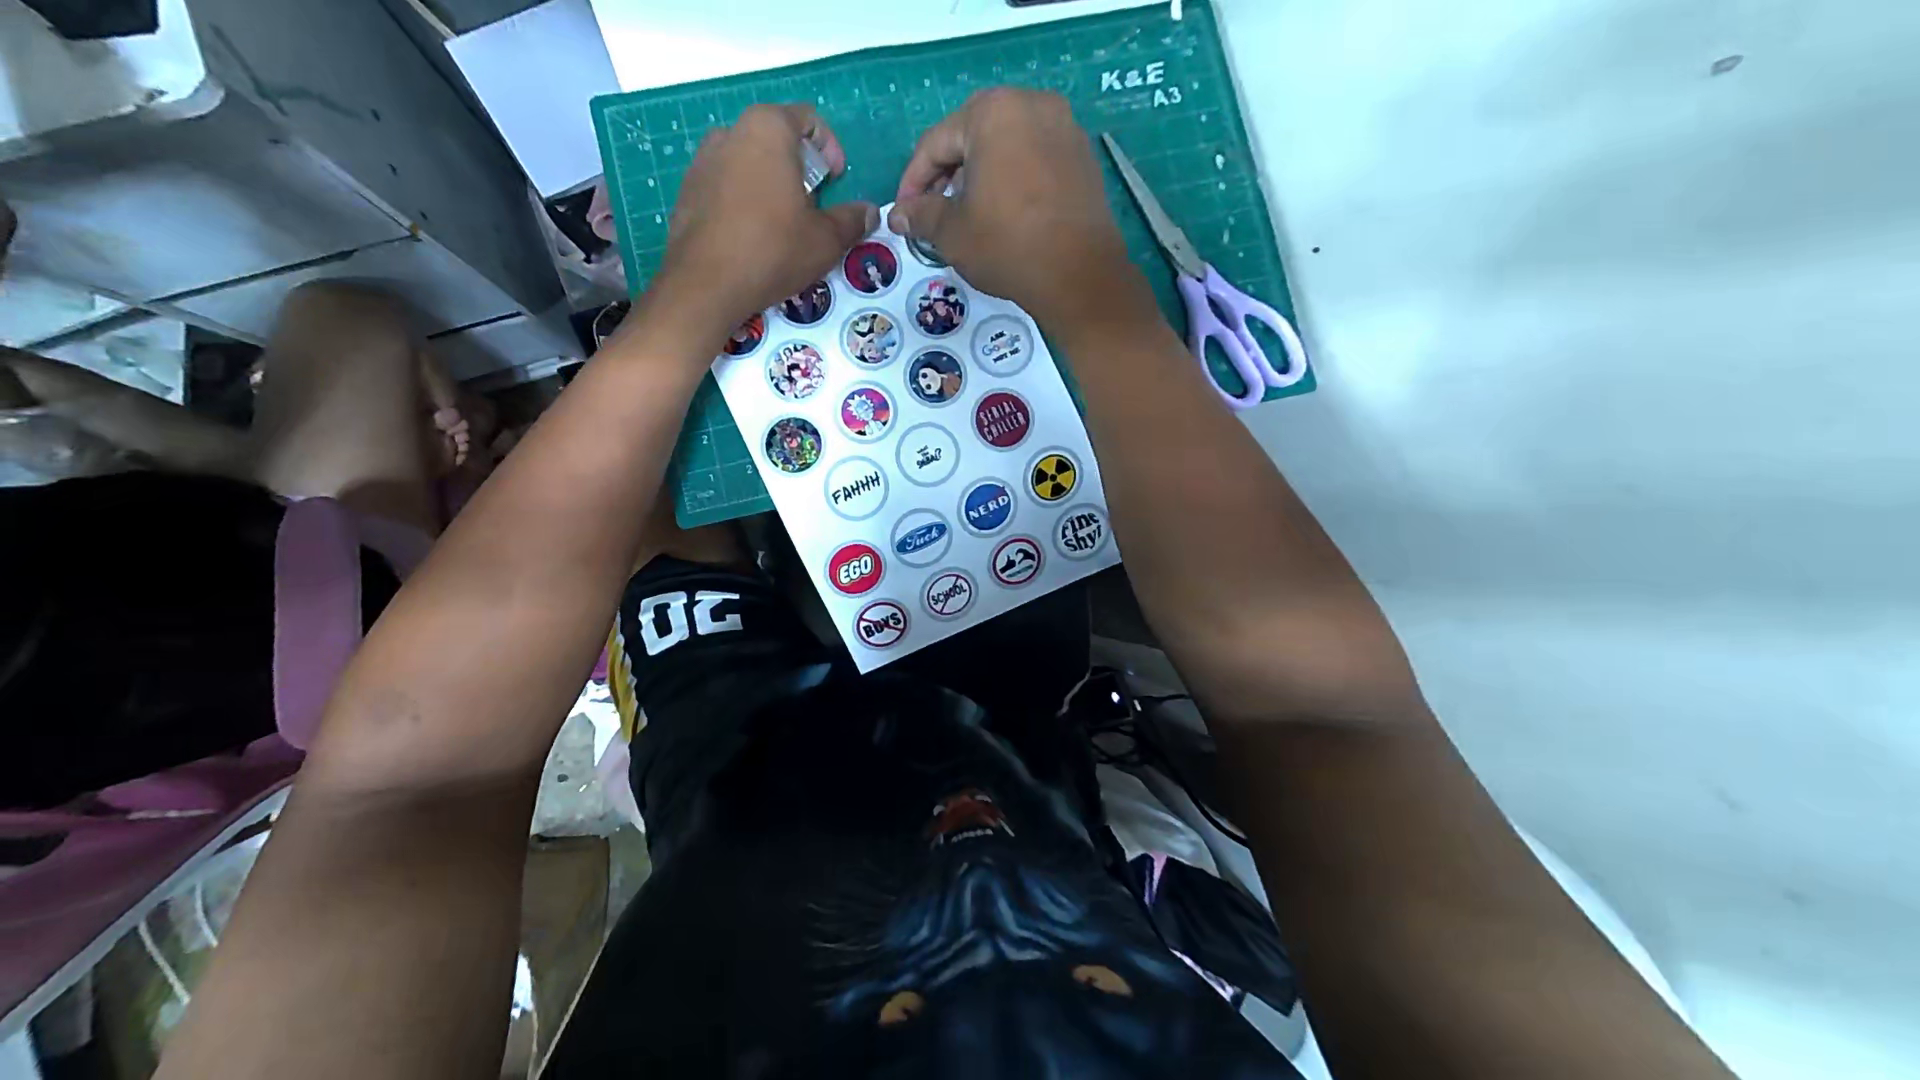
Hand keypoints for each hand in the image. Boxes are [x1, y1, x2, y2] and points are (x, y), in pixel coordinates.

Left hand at [650, 105, 877, 338]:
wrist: (705, 285)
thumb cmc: (773, 250)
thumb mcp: (827, 240)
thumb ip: (852, 220)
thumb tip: (869, 212)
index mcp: (767, 129)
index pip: (807, 119)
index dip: (830, 149)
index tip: (835, 182)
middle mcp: (730, 133)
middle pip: (776, 140)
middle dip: (800, 169)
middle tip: (814, 207)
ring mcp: (703, 161)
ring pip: (749, 164)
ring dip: (771, 186)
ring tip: (784, 225)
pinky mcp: (688, 191)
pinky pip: (726, 187)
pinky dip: (745, 203)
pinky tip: (754, 238)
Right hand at [891, 88, 1151, 327]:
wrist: (1079, 276)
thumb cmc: (1008, 246)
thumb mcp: (952, 233)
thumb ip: (920, 215)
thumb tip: (899, 215)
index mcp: (994, 112)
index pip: (937, 142)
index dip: (913, 180)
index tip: (904, 211)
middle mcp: (1033, 105)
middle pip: (973, 136)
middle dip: (947, 175)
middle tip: (933, 211)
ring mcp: (1065, 128)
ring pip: (1006, 146)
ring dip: (980, 176)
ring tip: (967, 215)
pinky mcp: (1084, 157)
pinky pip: (1035, 159)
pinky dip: (1013, 179)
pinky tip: (1004, 214)